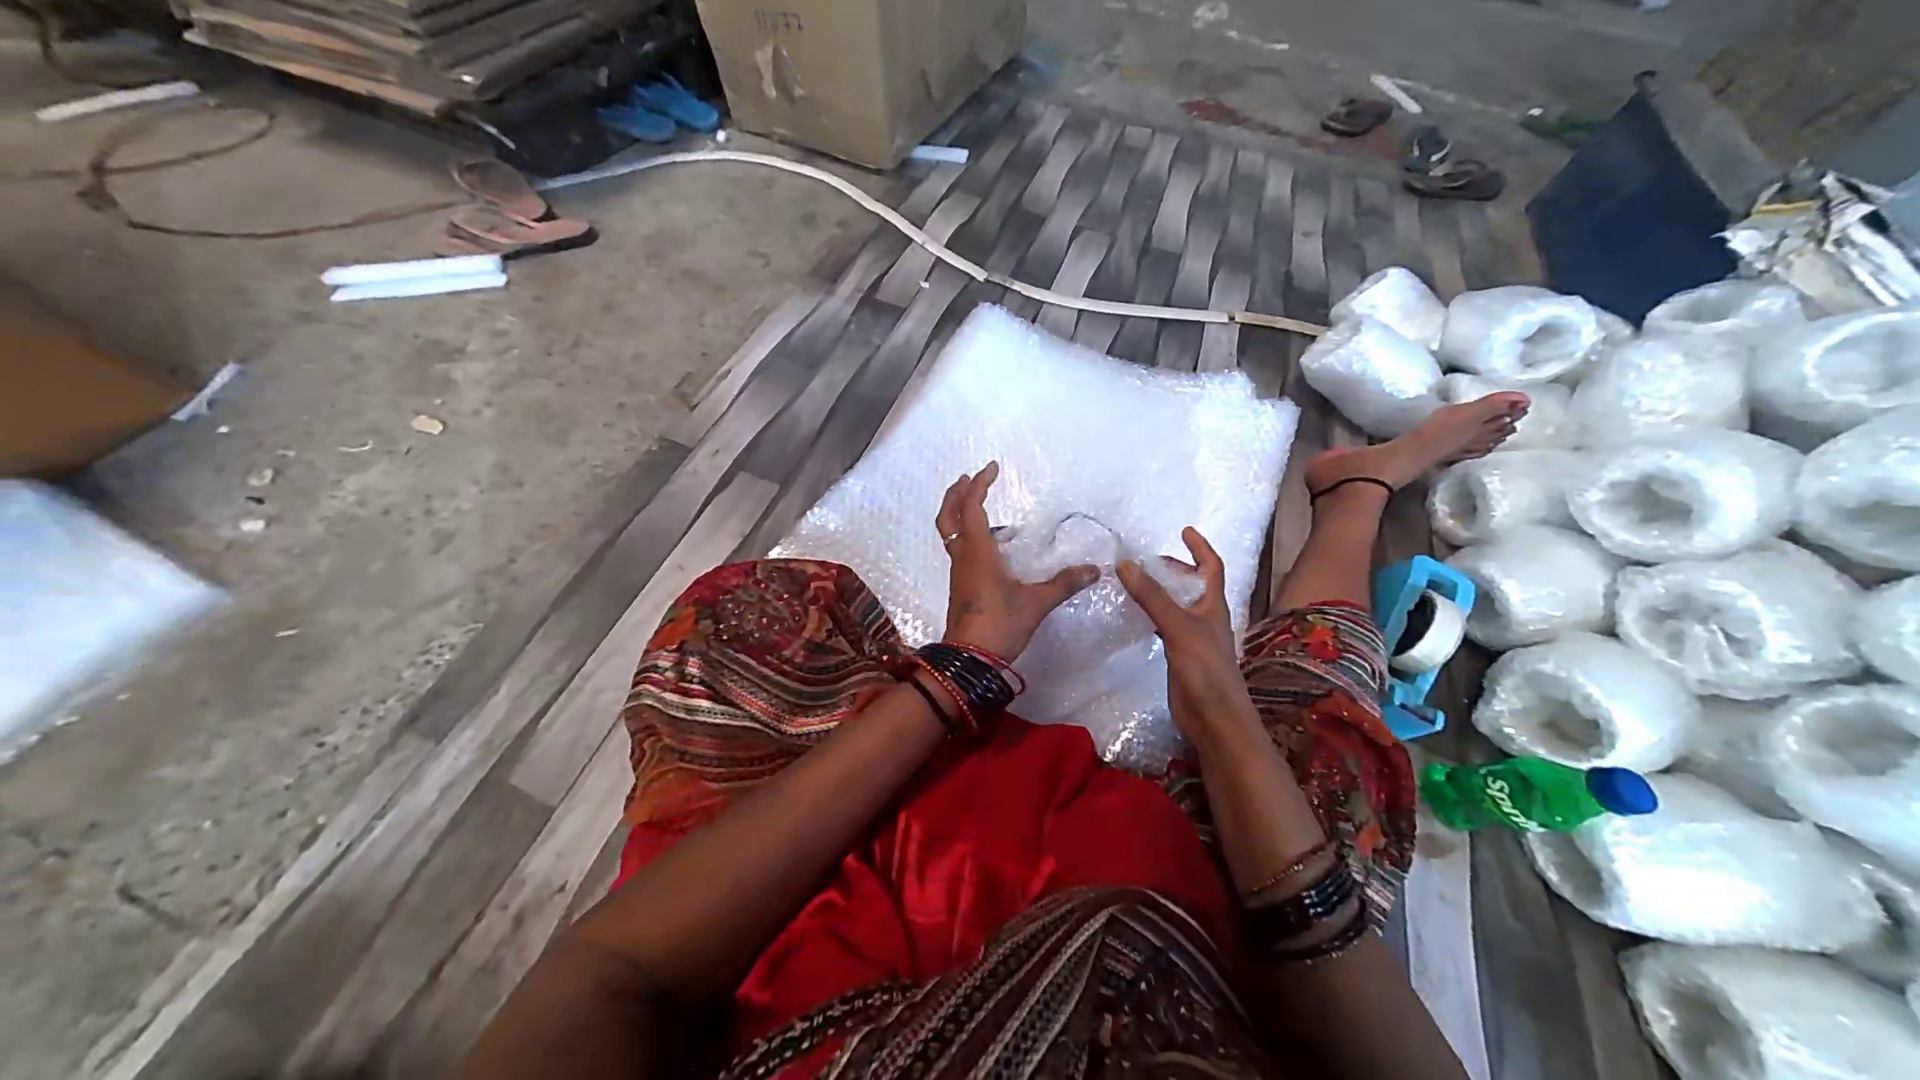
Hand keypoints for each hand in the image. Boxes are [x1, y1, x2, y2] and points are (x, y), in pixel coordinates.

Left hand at [937, 462, 1098, 659]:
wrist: (969, 659)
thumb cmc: (1000, 626)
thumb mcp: (1036, 603)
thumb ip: (1063, 584)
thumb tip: (1093, 570)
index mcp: (978, 552)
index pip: (972, 507)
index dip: (979, 485)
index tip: (991, 468)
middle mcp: (963, 557)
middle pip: (949, 516)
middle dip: (956, 493)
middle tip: (969, 478)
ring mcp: (959, 572)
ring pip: (950, 532)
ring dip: (959, 512)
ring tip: (976, 503)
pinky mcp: (961, 585)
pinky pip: (958, 548)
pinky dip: (966, 533)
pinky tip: (988, 542)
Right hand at [1117, 527, 1248, 730]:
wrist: (1214, 717)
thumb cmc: (1204, 668)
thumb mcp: (1177, 626)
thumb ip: (1152, 596)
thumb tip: (1126, 563)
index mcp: (1213, 606)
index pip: (1211, 567)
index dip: (1200, 547)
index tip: (1184, 531)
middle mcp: (1206, 618)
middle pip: (1194, 585)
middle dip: (1176, 569)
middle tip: (1150, 561)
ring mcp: (1194, 638)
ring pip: (1178, 606)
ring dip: (1162, 592)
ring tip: (1137, 583)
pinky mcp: (1181, 656)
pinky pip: (1166, 626)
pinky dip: (1153, 616)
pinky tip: (1138, 618)